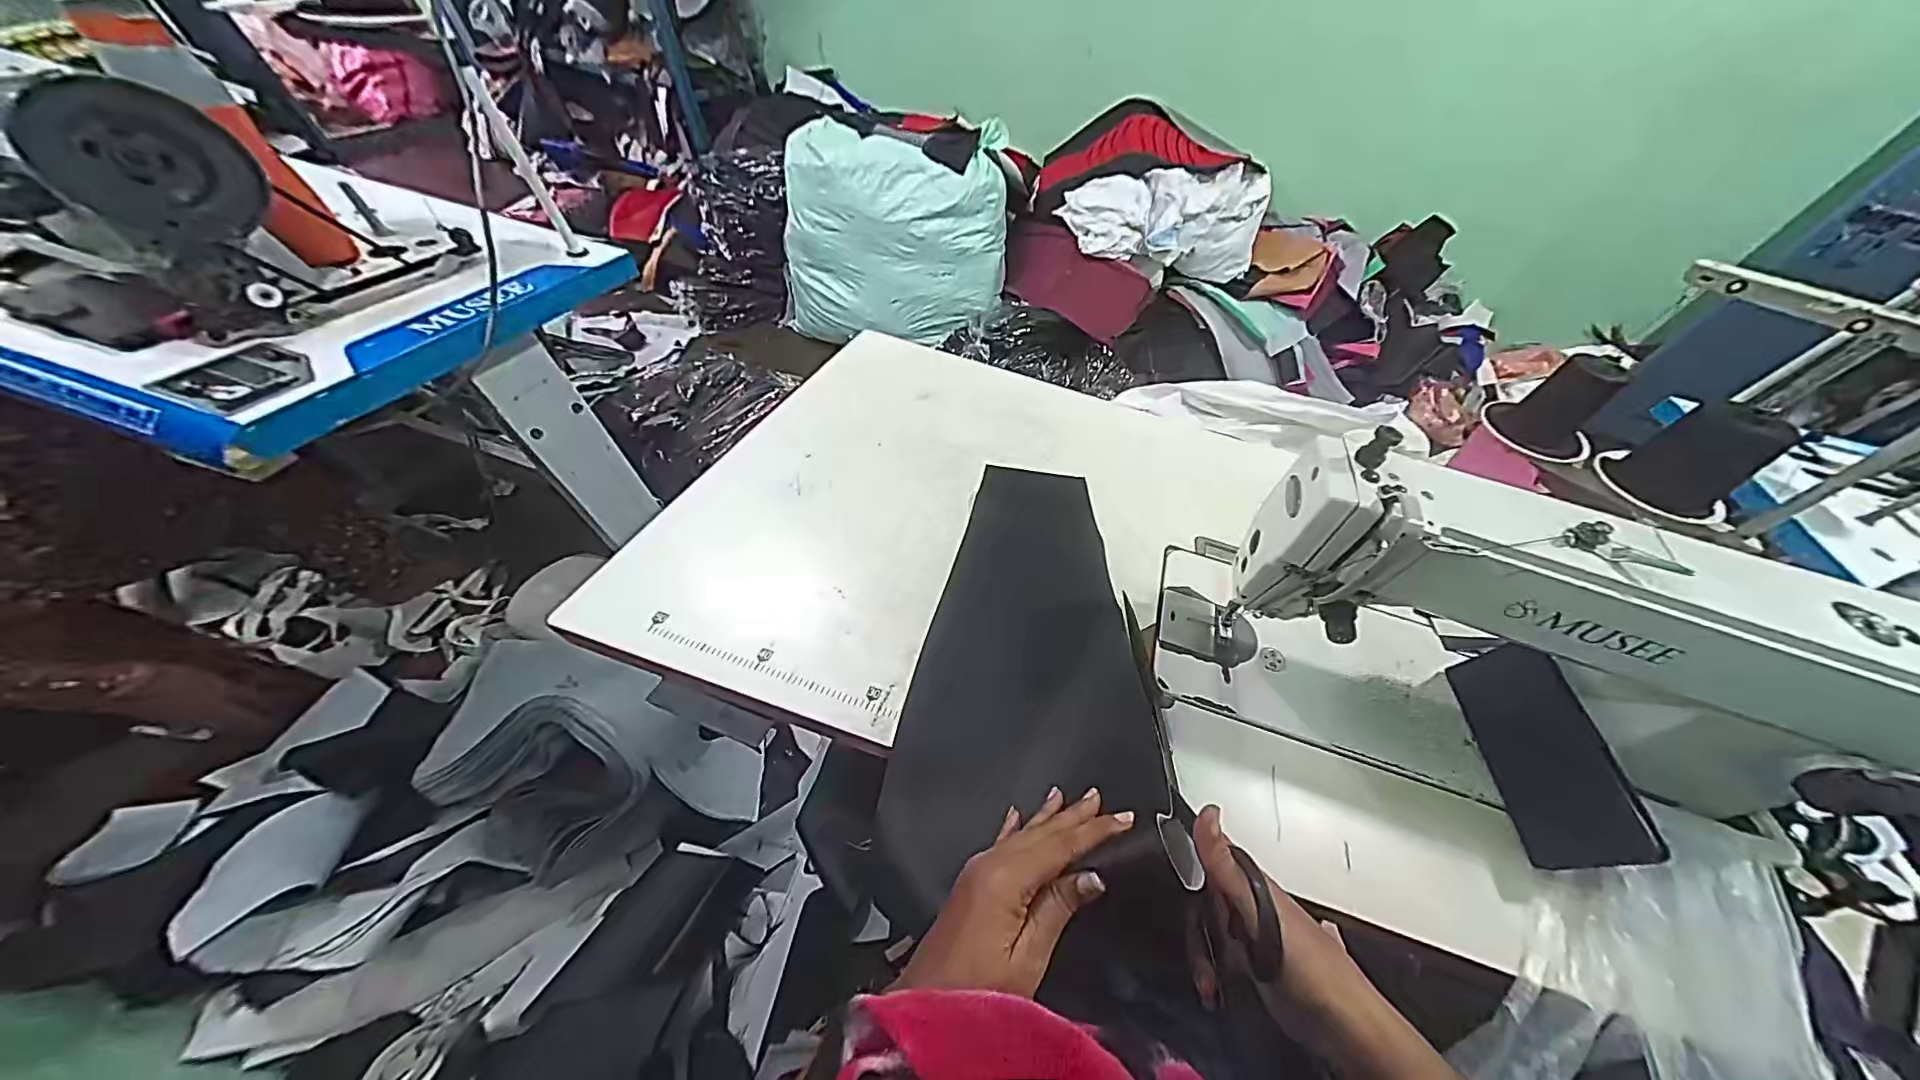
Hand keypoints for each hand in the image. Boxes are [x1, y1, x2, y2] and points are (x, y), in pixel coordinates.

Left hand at [894, 786, 1134, 996]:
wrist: (924, 1001)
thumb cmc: (977, 989)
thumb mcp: (1028, 957)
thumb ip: (1058, 909)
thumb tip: (1091, 877)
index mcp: (1006, 878)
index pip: (1061, 845)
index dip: (1094, 830)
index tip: (1123, 817)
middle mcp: (990, 864)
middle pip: (1041, 832)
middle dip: (1074, 815)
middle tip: (1098, 797)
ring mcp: (977, 870)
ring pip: (1023, 833)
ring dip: (1048, 816)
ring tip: (1066, 796)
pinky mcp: (971, 881)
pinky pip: (1000, 842)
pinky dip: (1015, 826)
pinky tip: (1018, 814)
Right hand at [1190, 806, 1462, 1079]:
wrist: (1350, 1031)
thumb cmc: (1313, 971)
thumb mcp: (1259, 909)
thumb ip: (1227, 864)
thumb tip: (1208, 814)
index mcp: (1255, 885)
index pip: (1208, 858)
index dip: (1186, 870)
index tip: (1176, 889)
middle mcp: (1256, 907)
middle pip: (1204, 902)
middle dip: (1195, 930)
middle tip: (1202, 957)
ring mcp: (1259, 938)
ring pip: (1212, 933)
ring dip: (1204, 957)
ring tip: (1212, 981)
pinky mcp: (1261, 968)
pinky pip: (1223, 961)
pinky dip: (1217, 974)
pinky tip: (1222, 986)